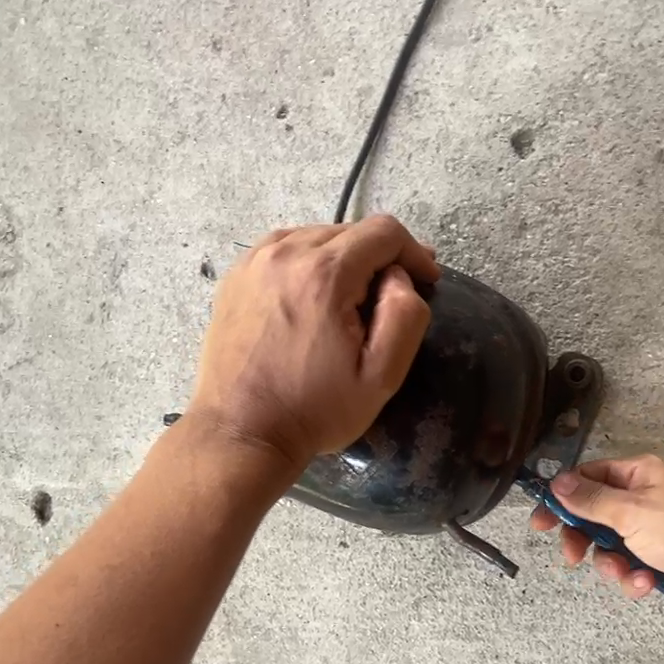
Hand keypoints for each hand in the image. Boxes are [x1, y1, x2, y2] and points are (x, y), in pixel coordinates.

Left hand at [189, 216, 440, 469]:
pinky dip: (310, 263)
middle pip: (350, 231)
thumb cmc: (316, 409)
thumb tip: (399, 279)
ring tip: (355, 299)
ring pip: (317, 236)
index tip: (426, 281)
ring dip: (345, 259)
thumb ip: (405, 316)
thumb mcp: (381, 376)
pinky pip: (285, 250)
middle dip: (381, 257)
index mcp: (324, 274)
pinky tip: (316, 298)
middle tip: (394, 297)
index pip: (384, 232)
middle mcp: (285, 253)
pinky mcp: (236, 277)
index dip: (415, 253)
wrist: (242, 432)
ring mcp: (254, 262)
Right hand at [528, 455, 663, 612]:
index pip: (586, 479)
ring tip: (625, 573)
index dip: (561, 500)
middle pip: (594, 515)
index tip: (540, 524)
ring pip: (611, 546)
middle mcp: (643, 497)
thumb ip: (590, 500)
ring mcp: (654, 529)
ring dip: (611, 563)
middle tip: (573, 558)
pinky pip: (633, 566)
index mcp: (636, 474)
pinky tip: (647, 583)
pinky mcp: (663, 557)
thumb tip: (556, 481)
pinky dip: (634, 576)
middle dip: (584, 539)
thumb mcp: (630, 512)